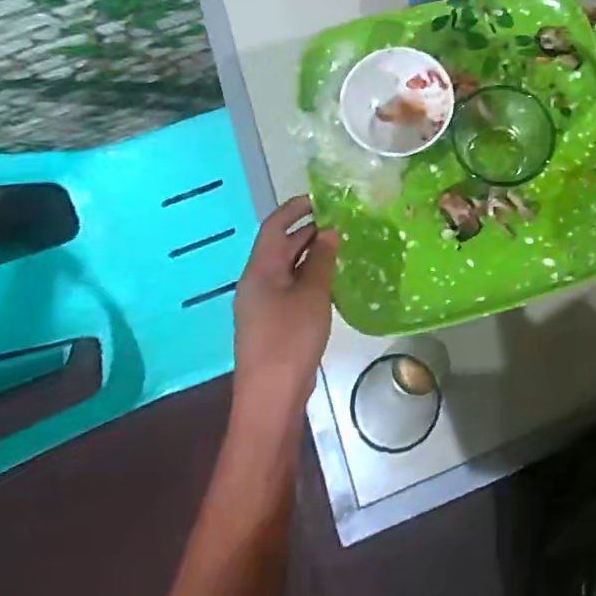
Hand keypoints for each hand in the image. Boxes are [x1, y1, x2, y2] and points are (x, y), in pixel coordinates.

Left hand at [231, 195, 337, 416]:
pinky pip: (288, 289)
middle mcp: (255, 282)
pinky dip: (307, 278)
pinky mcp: (270, 324)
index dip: (295, 209)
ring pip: (285, 269)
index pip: (274, 226)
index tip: (320, 199)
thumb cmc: (290, 339)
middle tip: (340, 224)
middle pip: (279, 247)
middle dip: (307, 232)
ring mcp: (260, 305)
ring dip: (309, 256)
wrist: (270, 396)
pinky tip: (329, 283)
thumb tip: (329, 232)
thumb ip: (321, 261)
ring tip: (340, 249)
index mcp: (259, 269)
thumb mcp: (312, 295)